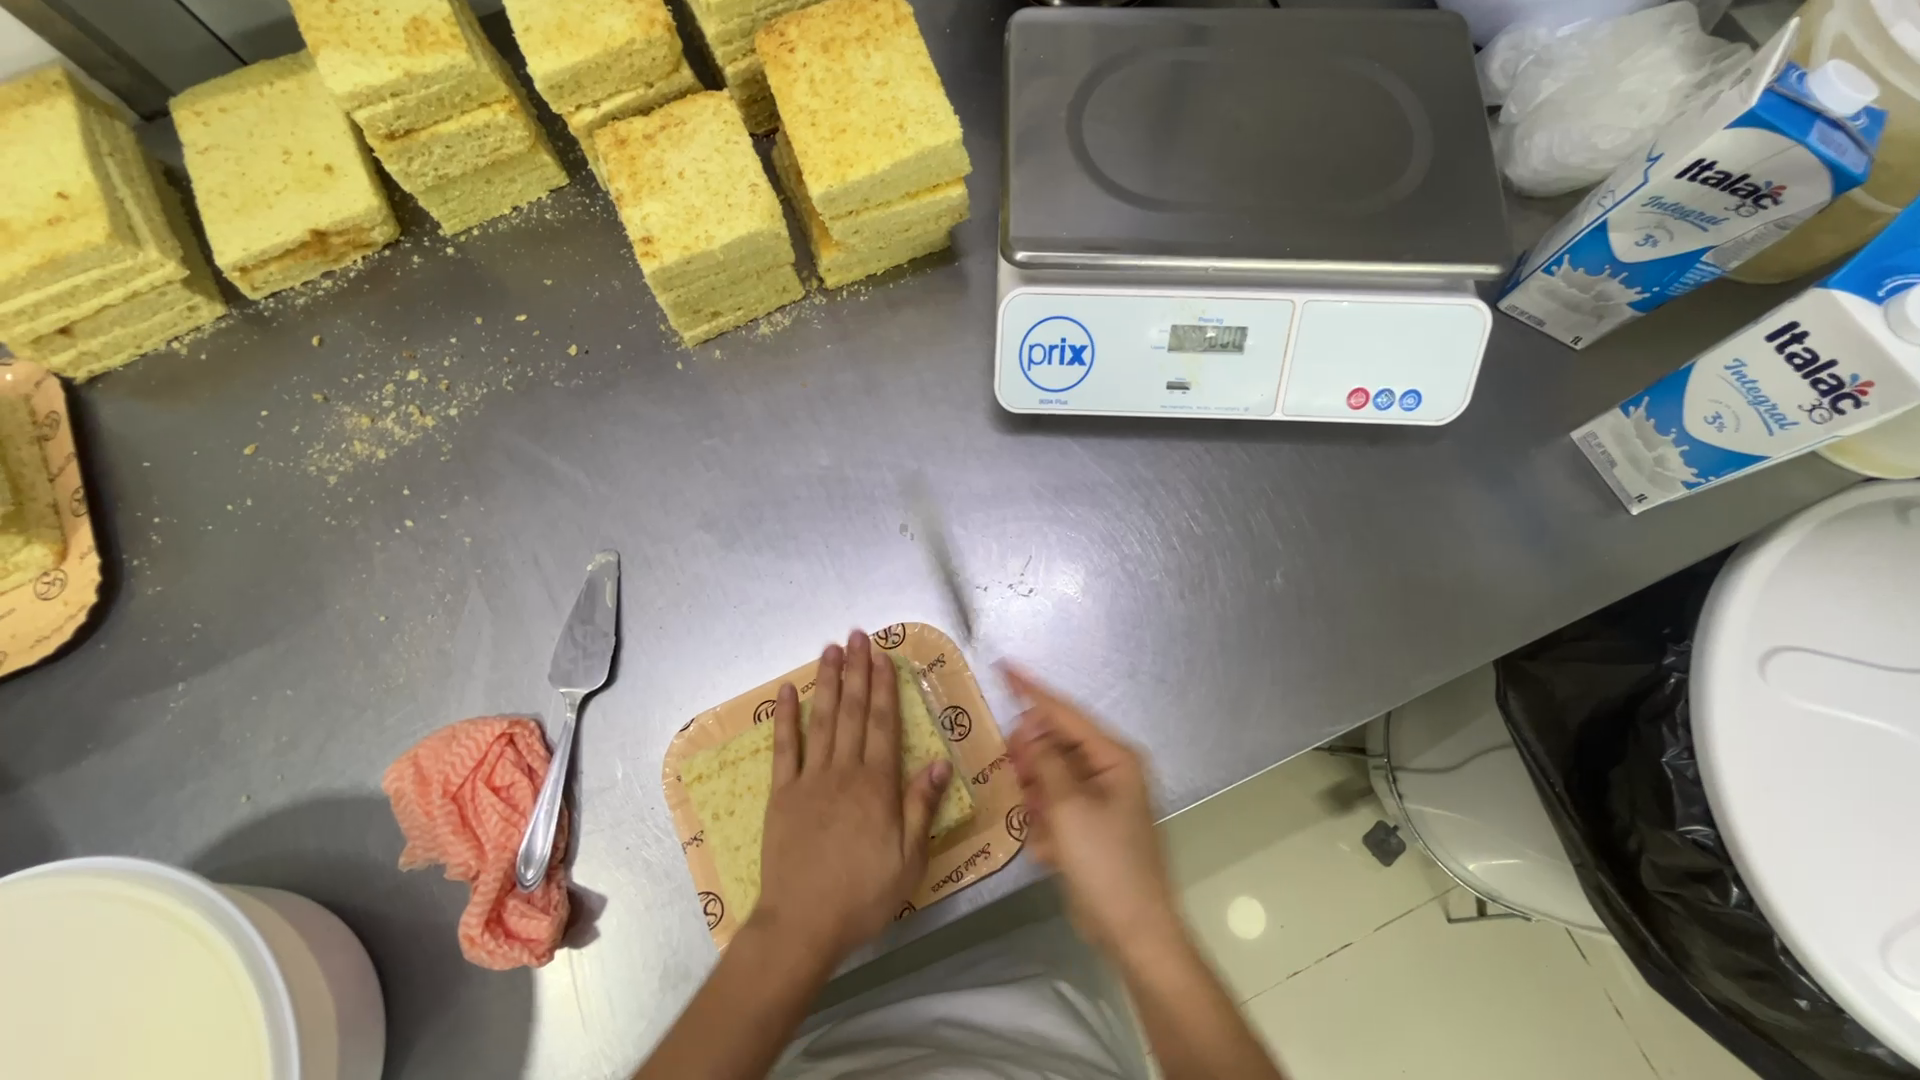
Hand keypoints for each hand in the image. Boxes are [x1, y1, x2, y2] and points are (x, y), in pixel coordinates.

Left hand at [753, 631, 954, 961]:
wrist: (802, 924)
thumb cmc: (863, 895)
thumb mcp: (909, 859)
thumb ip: (920, 806)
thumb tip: (937, 762)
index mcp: (878, 786)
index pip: (883, 724)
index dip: (884, 687)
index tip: (883, 655)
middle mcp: (844, 772)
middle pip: (853, 712)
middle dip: (857, 671)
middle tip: (857, 636)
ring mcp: (809, 780)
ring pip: (822, 720)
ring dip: (827, 682)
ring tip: (831, 649)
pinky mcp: (781, 794)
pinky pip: (784, 748)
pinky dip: (786, 718)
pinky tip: (787, 692)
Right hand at [1002, 663, 1180, 954]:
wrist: (1132, 931)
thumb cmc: (1105, 864)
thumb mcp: (1069, 808)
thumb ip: (1046, 760)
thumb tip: (1031, 723)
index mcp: (1114, 758)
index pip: (1065, 713)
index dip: (1031, 692)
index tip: (1004, 667)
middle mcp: (1109, 772)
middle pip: (1055, 746)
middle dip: (1032, 762)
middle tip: (1016, 778)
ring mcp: (1099, 800)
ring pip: (1050, 779)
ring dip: (1037, 800)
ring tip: (1037, 824)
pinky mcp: (1088, 827)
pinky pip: (1054, 809)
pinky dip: (1046, 826)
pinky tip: (1049, 851)